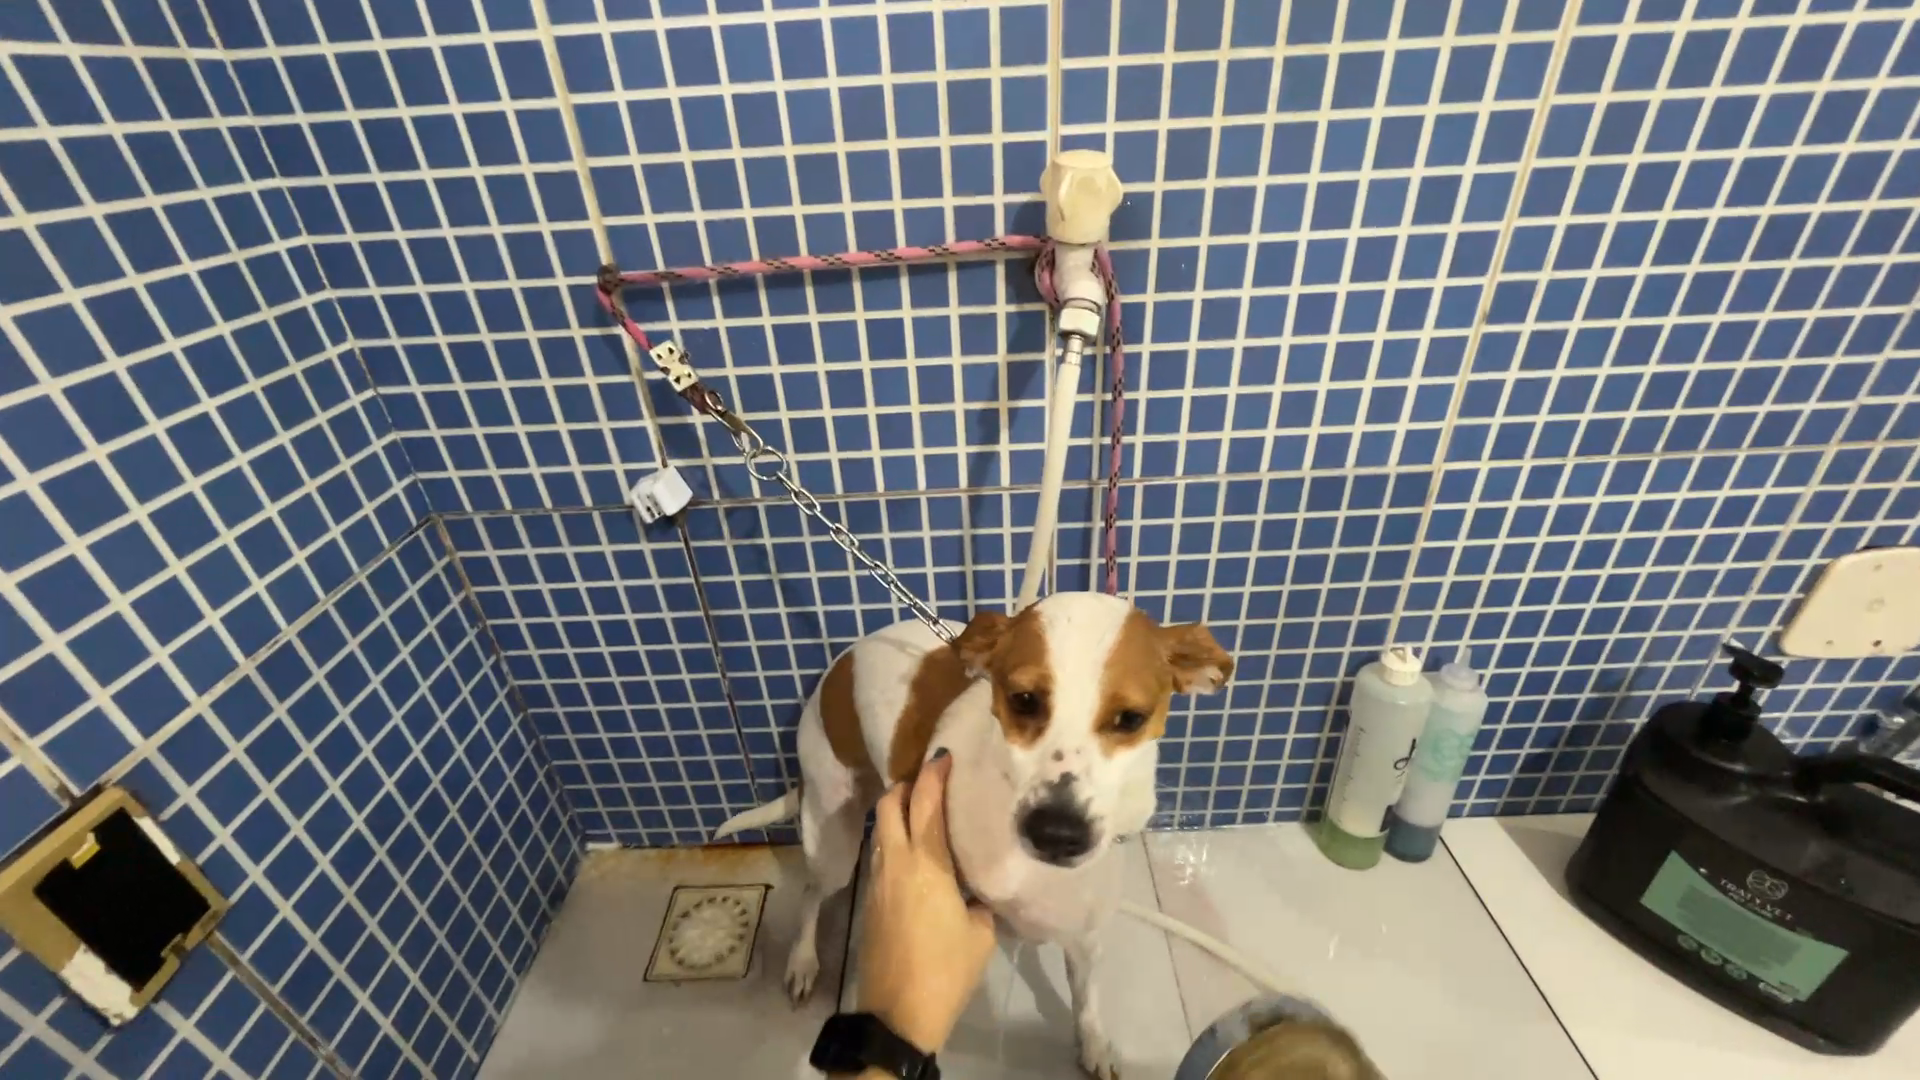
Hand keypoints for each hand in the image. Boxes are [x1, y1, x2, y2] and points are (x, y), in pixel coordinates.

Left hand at [856, 752, 996, 1054]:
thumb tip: (979, 887)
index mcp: (927, 862)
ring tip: (921, 808)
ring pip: (881, 826)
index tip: (945, 754)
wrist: (897, 1013)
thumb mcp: (980, 933)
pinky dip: (892, 835)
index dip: (933, 773)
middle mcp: (896, 860)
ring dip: (896, 809)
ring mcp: (877, 877)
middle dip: (905, 783)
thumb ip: (980, 899)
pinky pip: (879, 850)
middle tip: (929, 779)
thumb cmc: (946, 970)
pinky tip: (912, 848)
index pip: (926, 802)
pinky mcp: (869, 897)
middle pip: (889, 803)